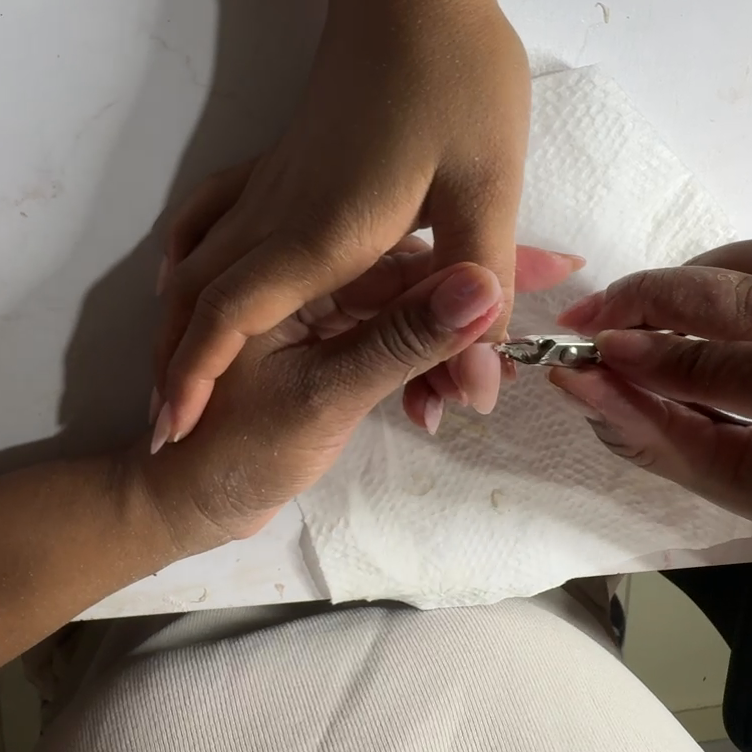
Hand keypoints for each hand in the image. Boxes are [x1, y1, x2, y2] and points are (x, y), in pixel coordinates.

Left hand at [131, 240, 581, 555]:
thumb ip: (402, 342)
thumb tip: (484, 288)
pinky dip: (424, 359)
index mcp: (290, 269)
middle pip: (407, 273)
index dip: (477, 256)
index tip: (552, 260)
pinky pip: (387, 338)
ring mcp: (317, 313)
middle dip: (477, 289)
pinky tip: (457, 383)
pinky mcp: (324, 345)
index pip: (398, 250)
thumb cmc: (240, 451)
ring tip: (510, 357)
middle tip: (556, 279)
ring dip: (454, 332)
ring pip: (402, 307)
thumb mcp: (325, 394)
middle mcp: (304, 278)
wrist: (195, 502)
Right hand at [154, 1, 545, 449]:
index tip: (168, 432)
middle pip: (200, 300)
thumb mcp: (485, 190)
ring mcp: (265, 188)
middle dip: (175, 367)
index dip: (191, 378)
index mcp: (320, 235)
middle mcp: (274, 219)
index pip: (227, 317)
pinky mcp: (272, 167)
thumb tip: (476, 391)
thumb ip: (473, 292)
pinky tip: (180, 272)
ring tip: (172, 372)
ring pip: (197, 264)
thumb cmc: (455, 83)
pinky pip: (206, 219)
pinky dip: (184, 256)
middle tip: (168, 423)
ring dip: (178, 322)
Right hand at [548, 233, 751, 541]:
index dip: (691, 356)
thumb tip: (571, 376)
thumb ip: (646, 430)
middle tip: (602, 311)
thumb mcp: (722, 482)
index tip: (606, 350)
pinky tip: (711, 286)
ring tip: (651, 301)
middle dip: (677, 300)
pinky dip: (748, 259)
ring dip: (706, 273)